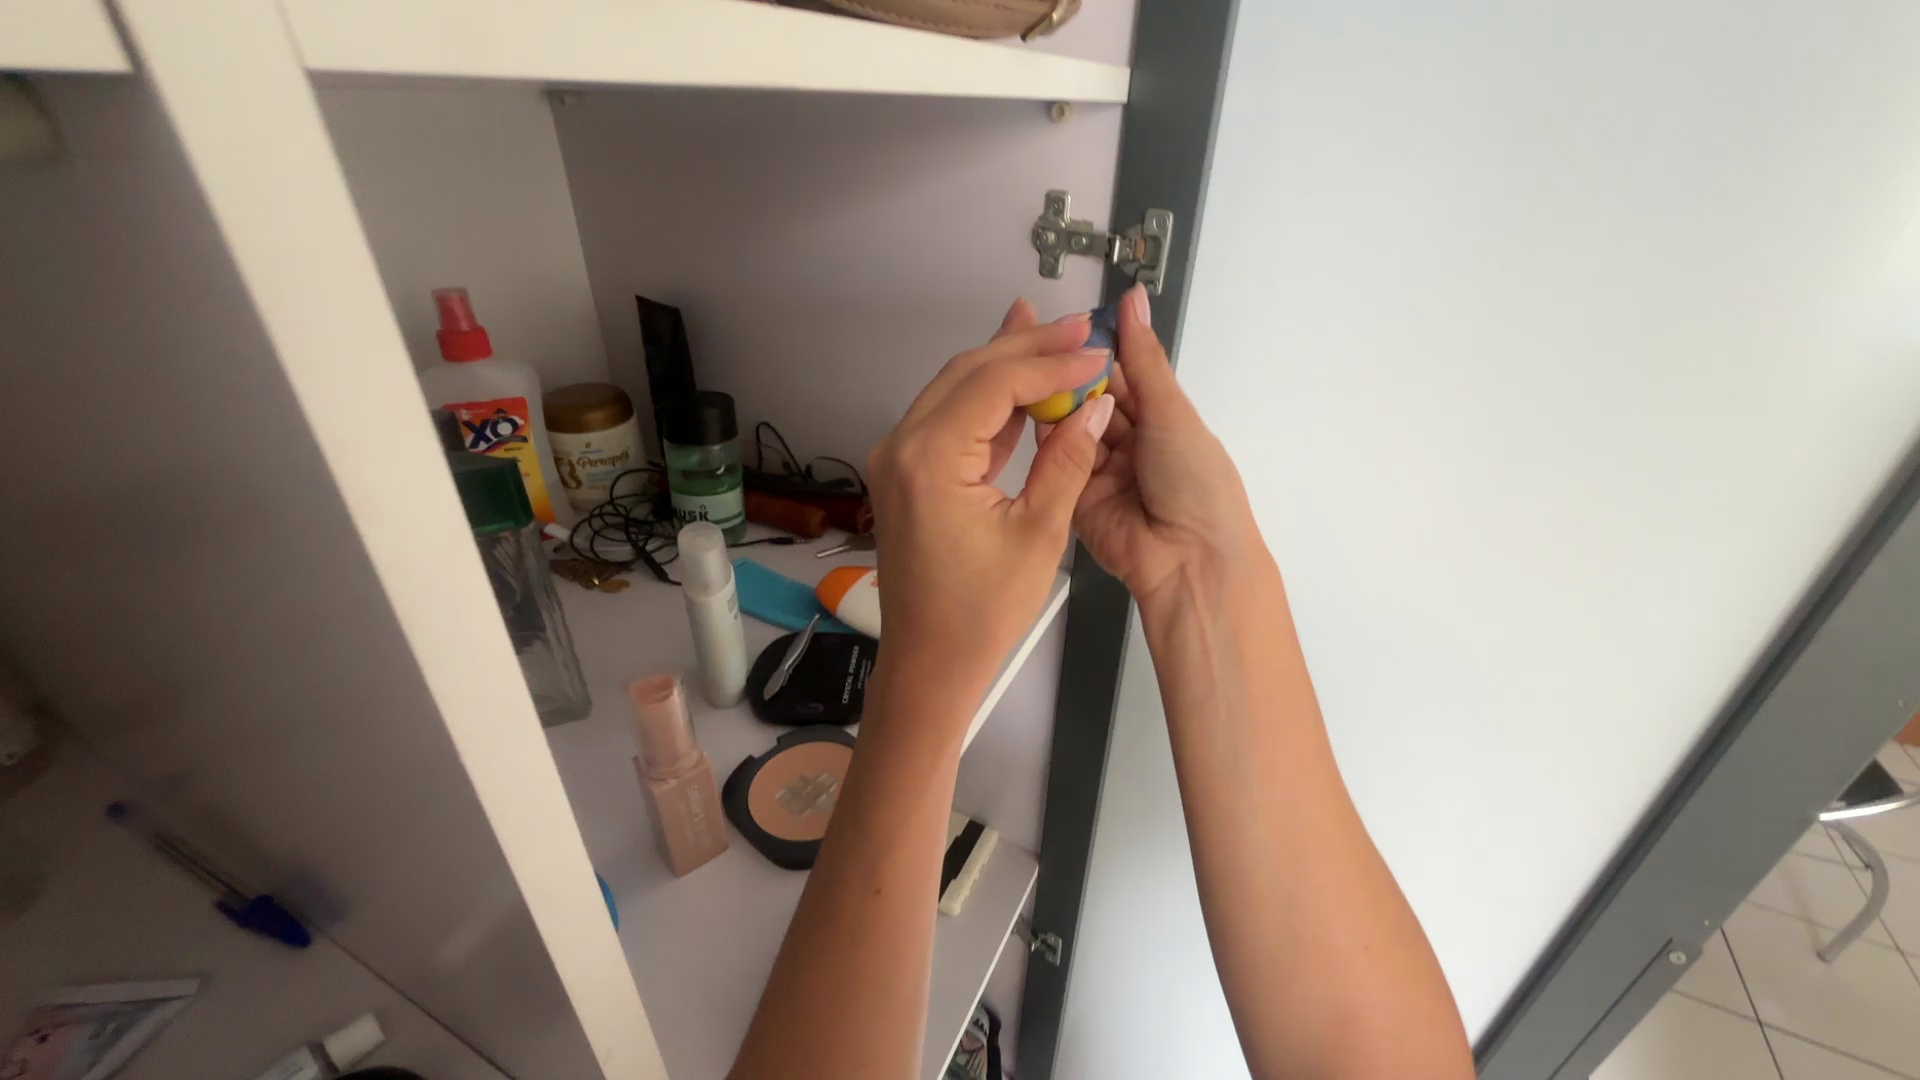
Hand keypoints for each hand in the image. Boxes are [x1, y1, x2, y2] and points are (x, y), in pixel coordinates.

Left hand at [867, 300, 1116, 697]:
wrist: (930, 661)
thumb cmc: (979, 613)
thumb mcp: (1038, 534)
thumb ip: (1067, 460)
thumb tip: (1095, 406)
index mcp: (928, 460)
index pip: (993, 385)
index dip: (1050, 364)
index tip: (1097, 355)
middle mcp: (901, 448)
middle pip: (968, 373)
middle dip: (1026, 347)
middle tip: (1080, 327)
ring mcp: (898, 460)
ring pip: (956, 390)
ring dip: (1006, 366)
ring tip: (1055, 337)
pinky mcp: (907, 475)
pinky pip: (949, 421)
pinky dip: (988, 403)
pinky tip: (1021, 386)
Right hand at [1062, 285, 1262, 605]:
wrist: (1188, 560)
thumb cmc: (1195, 483)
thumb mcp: (1171, 413)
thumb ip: (1143, 359)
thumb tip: (1134, 298)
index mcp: (1159, 422)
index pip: (1119, 378)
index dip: (1094, 354)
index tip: (1066, 328)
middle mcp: (1128, 445)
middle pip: (1090, 403)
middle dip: (1070, 382)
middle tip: (1041, 354)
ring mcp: (1100, 473)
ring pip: (1070, 431)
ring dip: (1058, 410)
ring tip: (1033, 381)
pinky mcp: (1074, 500)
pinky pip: (1057, 465)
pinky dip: (1048, 444)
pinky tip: (1031, 418)